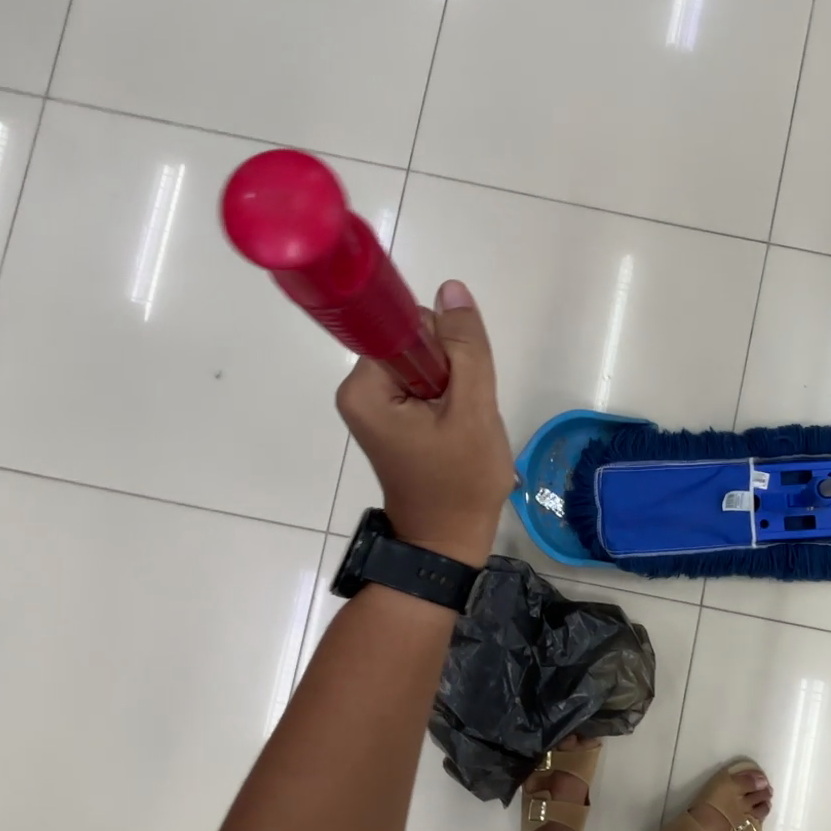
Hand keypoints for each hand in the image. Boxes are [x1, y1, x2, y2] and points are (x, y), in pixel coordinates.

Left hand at [336, 281, 512, 564]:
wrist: (447, 542)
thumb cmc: (459, 482)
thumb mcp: (473, 411)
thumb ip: (466, 348)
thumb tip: (451, 288)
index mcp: (364, 387)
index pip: (404, 324)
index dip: (443, 342)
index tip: (460, 382)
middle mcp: (358, 390)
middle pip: (415, 340)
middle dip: (451, 368)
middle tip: (463, 414)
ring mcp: (373, 403)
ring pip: (425, 360)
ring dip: (453, 385)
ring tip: (461, 426)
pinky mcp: (390, 415)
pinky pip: (423, 381)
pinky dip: (447, 397)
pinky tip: (455, 428)